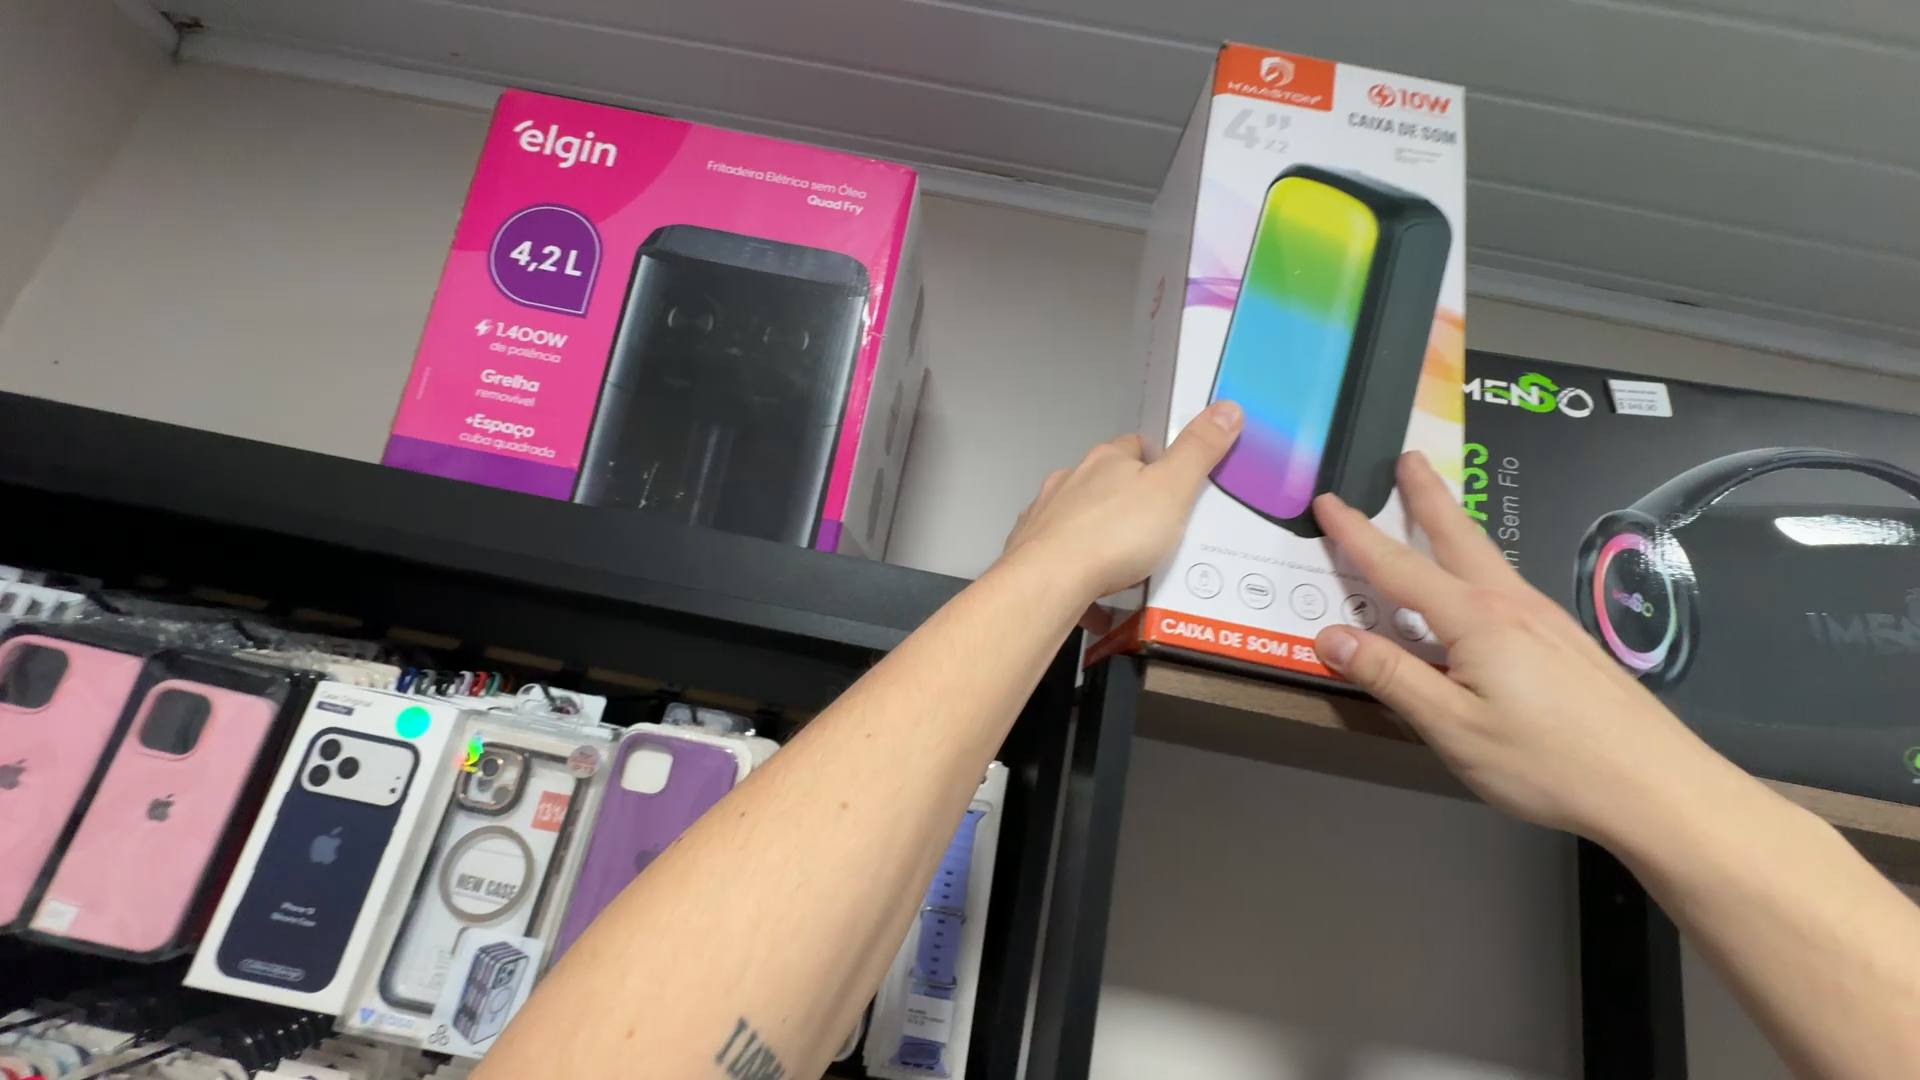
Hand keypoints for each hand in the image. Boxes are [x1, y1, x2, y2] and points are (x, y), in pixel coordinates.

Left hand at [1001, 400, 1242, 609]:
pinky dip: (1077, 572)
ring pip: (1079, 520)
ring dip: (1098, 537)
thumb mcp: (1172, 488)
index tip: (1173, 481)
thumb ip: (1198, 450)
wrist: (1049, 580)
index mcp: (1106, 461)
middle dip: (1125, 503)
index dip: (1156, 461)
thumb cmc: (1112, 534)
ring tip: (1125, 567)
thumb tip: (1225, 409)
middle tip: (1154, 531)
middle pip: (1104, 485)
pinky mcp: (1030, 550)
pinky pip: (1060, 558)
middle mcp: (1070, 480)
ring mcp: (1046, 514)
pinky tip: (1095, 596)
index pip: (1135, 447)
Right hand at [1311, 452, 1729, 839]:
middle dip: (1426, 496)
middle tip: (1408, 458)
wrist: (1666, 794)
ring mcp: (1546, 621)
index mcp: (1475, 620)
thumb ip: (1388, 675)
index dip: (1356, 533)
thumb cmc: (1548, 763)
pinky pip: (1506, 584)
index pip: (1397, 567)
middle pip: (1456, 538)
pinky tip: (1480, 582)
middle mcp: (1511, 606)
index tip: (1327, 501)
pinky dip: (1478, 560)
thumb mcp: (1451, 726)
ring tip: (1436, 504)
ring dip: (1452, 524)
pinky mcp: (1568, 643)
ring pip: (1486, 558)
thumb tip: (1328, 635)